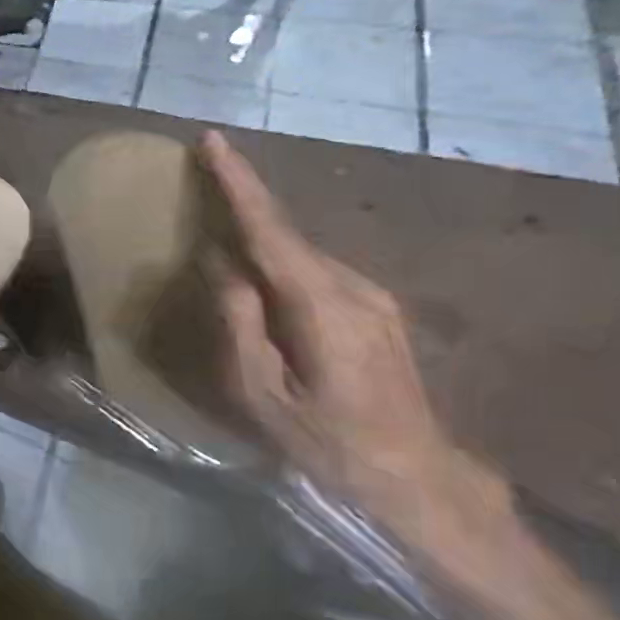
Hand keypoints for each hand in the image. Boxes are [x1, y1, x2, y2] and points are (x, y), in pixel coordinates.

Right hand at [198, 131, 483, 526]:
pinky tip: (258, 270)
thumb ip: (238, 320)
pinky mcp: (377, 311)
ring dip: (259, 231)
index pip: (271, 231)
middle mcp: (354, 289)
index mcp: (322, 307)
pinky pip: (314, 270)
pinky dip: (278, 257)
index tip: (212, 141)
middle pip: (286, 233)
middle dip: (243, 198)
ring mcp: (374, 298)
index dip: (239, 183)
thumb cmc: (324, 441)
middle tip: (203, 169)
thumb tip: (220, 261)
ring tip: (220, 218)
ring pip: (301, 251)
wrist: (415, 479)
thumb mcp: (259, 391)